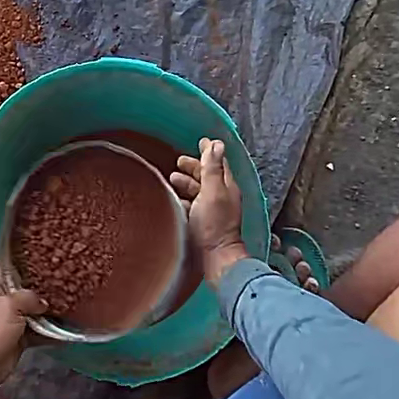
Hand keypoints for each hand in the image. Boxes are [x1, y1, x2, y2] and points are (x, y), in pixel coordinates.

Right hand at [170, 138, 249, 284]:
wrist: (214, 258)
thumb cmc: (214, 224)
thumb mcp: (212, 191)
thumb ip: (212, 168)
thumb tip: (216, 143)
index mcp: (227, 187)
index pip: (219, 163)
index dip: (209, 151)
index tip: (200, 141)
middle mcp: (221, 197)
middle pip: (207, 176)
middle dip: (193, 167)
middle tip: (178, 162)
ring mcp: (211, 211)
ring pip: (198, 190)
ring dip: (186, 182)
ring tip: (171, 179)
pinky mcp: (201, 223)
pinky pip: (191, 205)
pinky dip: (182, 198)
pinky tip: (172, 199)